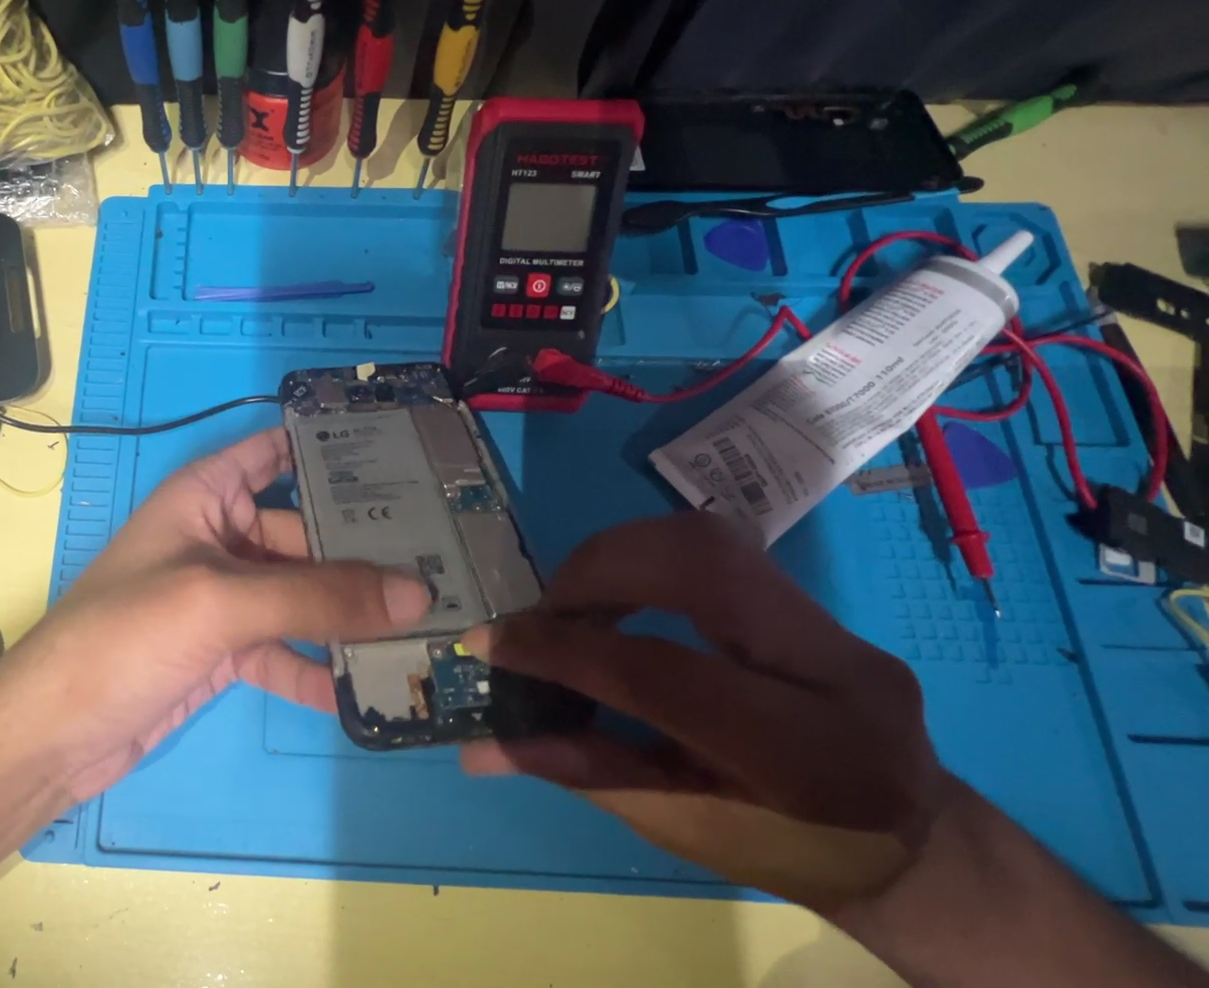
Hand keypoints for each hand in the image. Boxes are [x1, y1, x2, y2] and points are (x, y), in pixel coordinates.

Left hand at [6, 428, 428, 798]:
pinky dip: (319, 667)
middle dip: (365, 549)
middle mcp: (221, 537)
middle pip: (306, 532)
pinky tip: (369, 687)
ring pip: (303, 595)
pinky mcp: (227, 652)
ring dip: (352, 614)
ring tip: (426, 624)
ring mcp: (225, 598)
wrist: (55, 734)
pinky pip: (287, 649)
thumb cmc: (125, 635)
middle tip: (446, 560)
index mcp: (206, 495)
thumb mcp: (220, 602)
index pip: (277, 450)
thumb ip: (318, 597)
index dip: (332, 446)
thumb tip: (416, 595)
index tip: (406, 455)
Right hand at [459, 512, 947, 912]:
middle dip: (595, 572)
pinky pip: (715, 553)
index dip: (564, 651)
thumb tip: (481, 746)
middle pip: (699, 563)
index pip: (662, 673)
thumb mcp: (683, 828)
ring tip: (573, 606)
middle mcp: (835, 668)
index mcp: (806, 754)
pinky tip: (618, 602)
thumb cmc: (791, 854)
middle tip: (541, 614)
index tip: (492, 643)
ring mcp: (836, 626)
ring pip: (707, 539)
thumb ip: (585, 771)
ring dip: (617, 557)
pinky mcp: (816, 606)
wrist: (912, 847)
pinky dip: (645, 563)